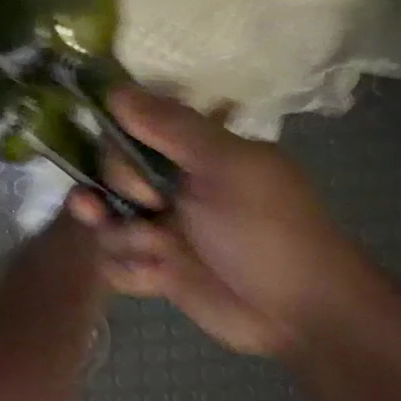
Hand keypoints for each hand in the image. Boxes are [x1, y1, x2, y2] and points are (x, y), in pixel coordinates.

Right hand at [95, 87, 382, 356]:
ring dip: (123, 239)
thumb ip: (170, 126)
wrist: (297, 312)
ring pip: (103, 223)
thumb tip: (115, 89)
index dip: (119, 154)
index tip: (136, 170)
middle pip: (107, 179)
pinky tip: (156, 278)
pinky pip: (112, 263)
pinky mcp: (155, 271)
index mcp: (193, 155)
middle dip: (117, 198)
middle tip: (155, 214)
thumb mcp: (226, 167)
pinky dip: (129, 271)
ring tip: (155, 253)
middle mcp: (171, 188)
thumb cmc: (268, 230)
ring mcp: (161, 231)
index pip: (128, 136)